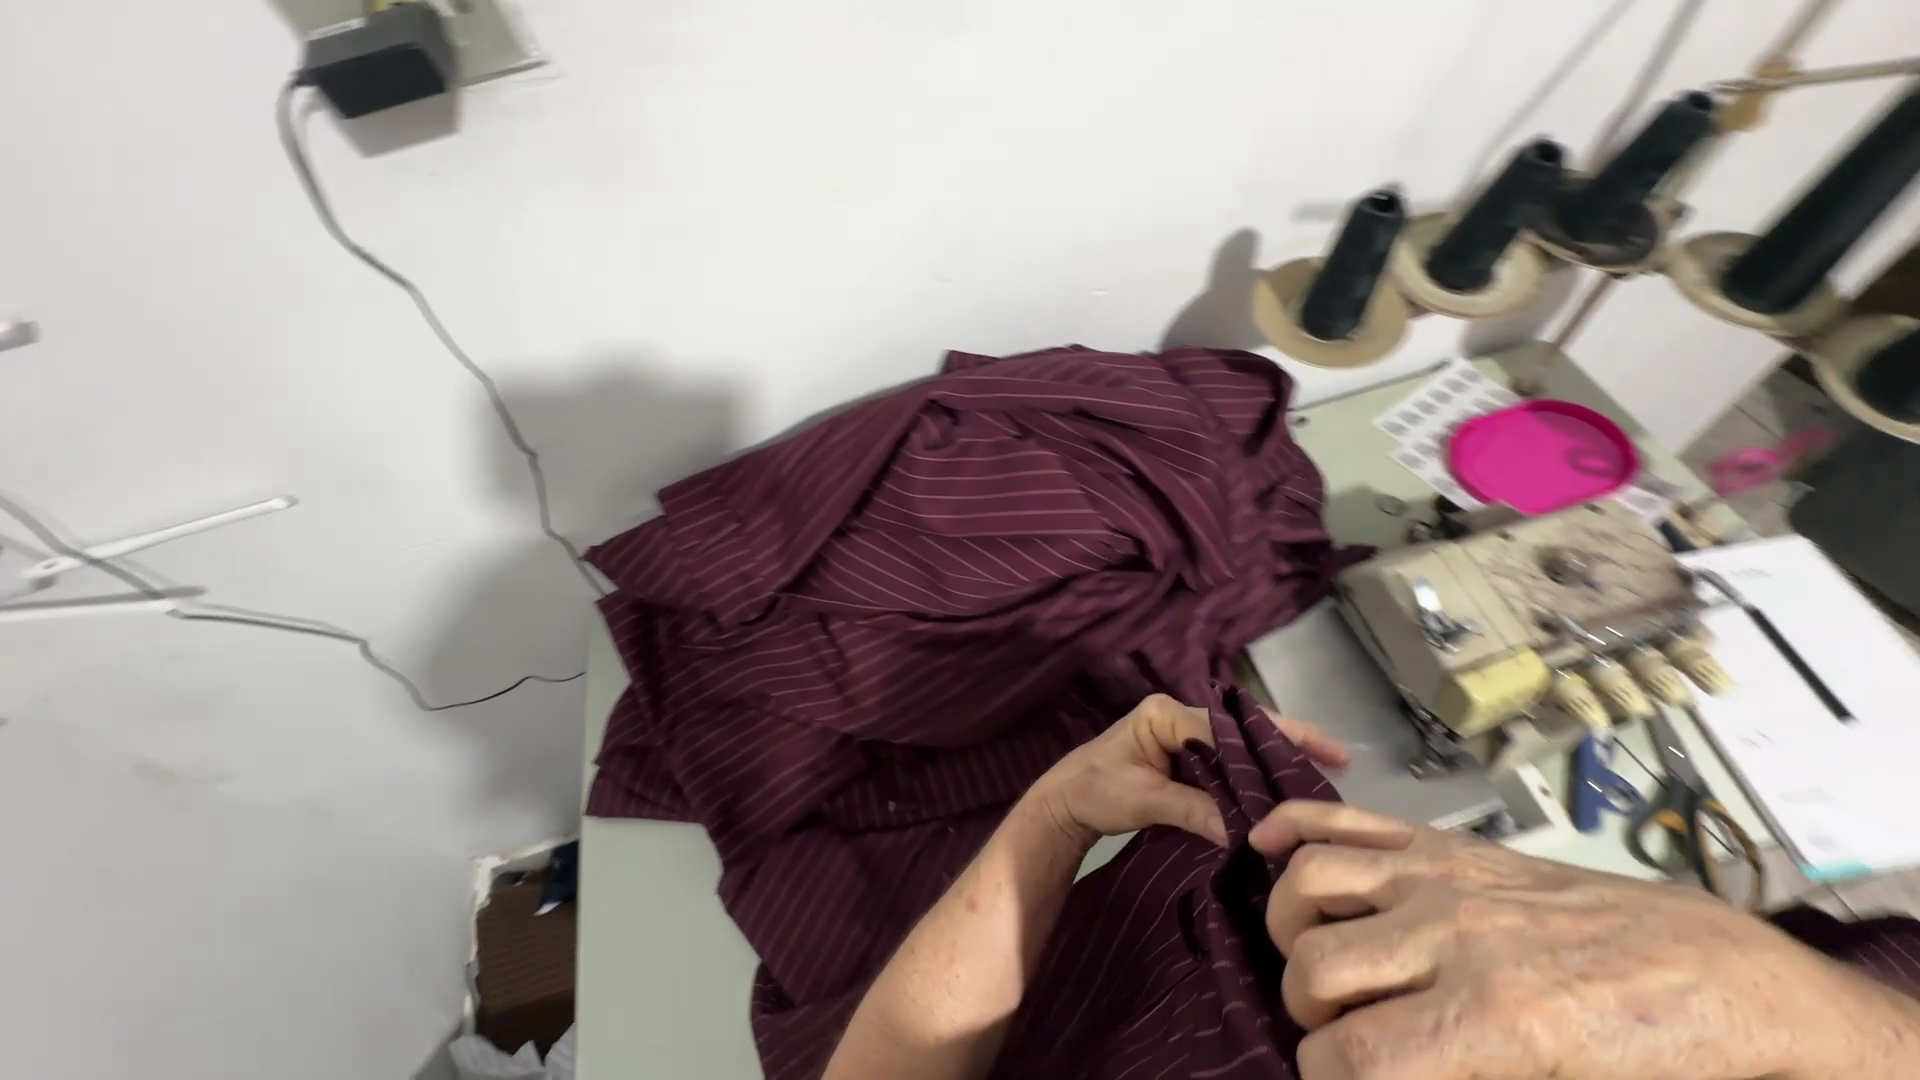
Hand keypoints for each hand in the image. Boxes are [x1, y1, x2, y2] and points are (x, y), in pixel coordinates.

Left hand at [1029, 694, 1348, 850]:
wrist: (1066, 803)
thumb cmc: (1096, 791)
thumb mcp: (1143, 800)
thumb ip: (1193, 810)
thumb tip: (1248, 831)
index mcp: (1165, 714)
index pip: (1227, 727)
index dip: (1271, 742)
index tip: (1315, 758)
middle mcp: (1178, 716)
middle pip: (1241, 727)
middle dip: (1288, 741)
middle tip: (1339, 761)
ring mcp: (1183, 734)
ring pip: (1238, 743)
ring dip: (1276, 757)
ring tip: (1325, 773)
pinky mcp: (1185, 755)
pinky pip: (1227, 760)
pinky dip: (1254, 772)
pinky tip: (1284, 787)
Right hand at [1250, 800, 1858, 1079]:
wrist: (1716, 973)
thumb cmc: (1654, 1054)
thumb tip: (1373, 1071)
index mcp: (1492, 1018)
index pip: (1350, 1054)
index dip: (1323, 1076)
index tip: (1337, 1078)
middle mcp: (1449, 933)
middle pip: (1314, 967)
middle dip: (1307, 1012)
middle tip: (1338, 1031)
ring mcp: (1436, 874)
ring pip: (1308, 883)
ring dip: (1290, 930)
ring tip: (1314, 957)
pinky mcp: (1437, 842)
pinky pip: (1339, 818)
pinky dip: (1288, 828)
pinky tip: (1264, 847)